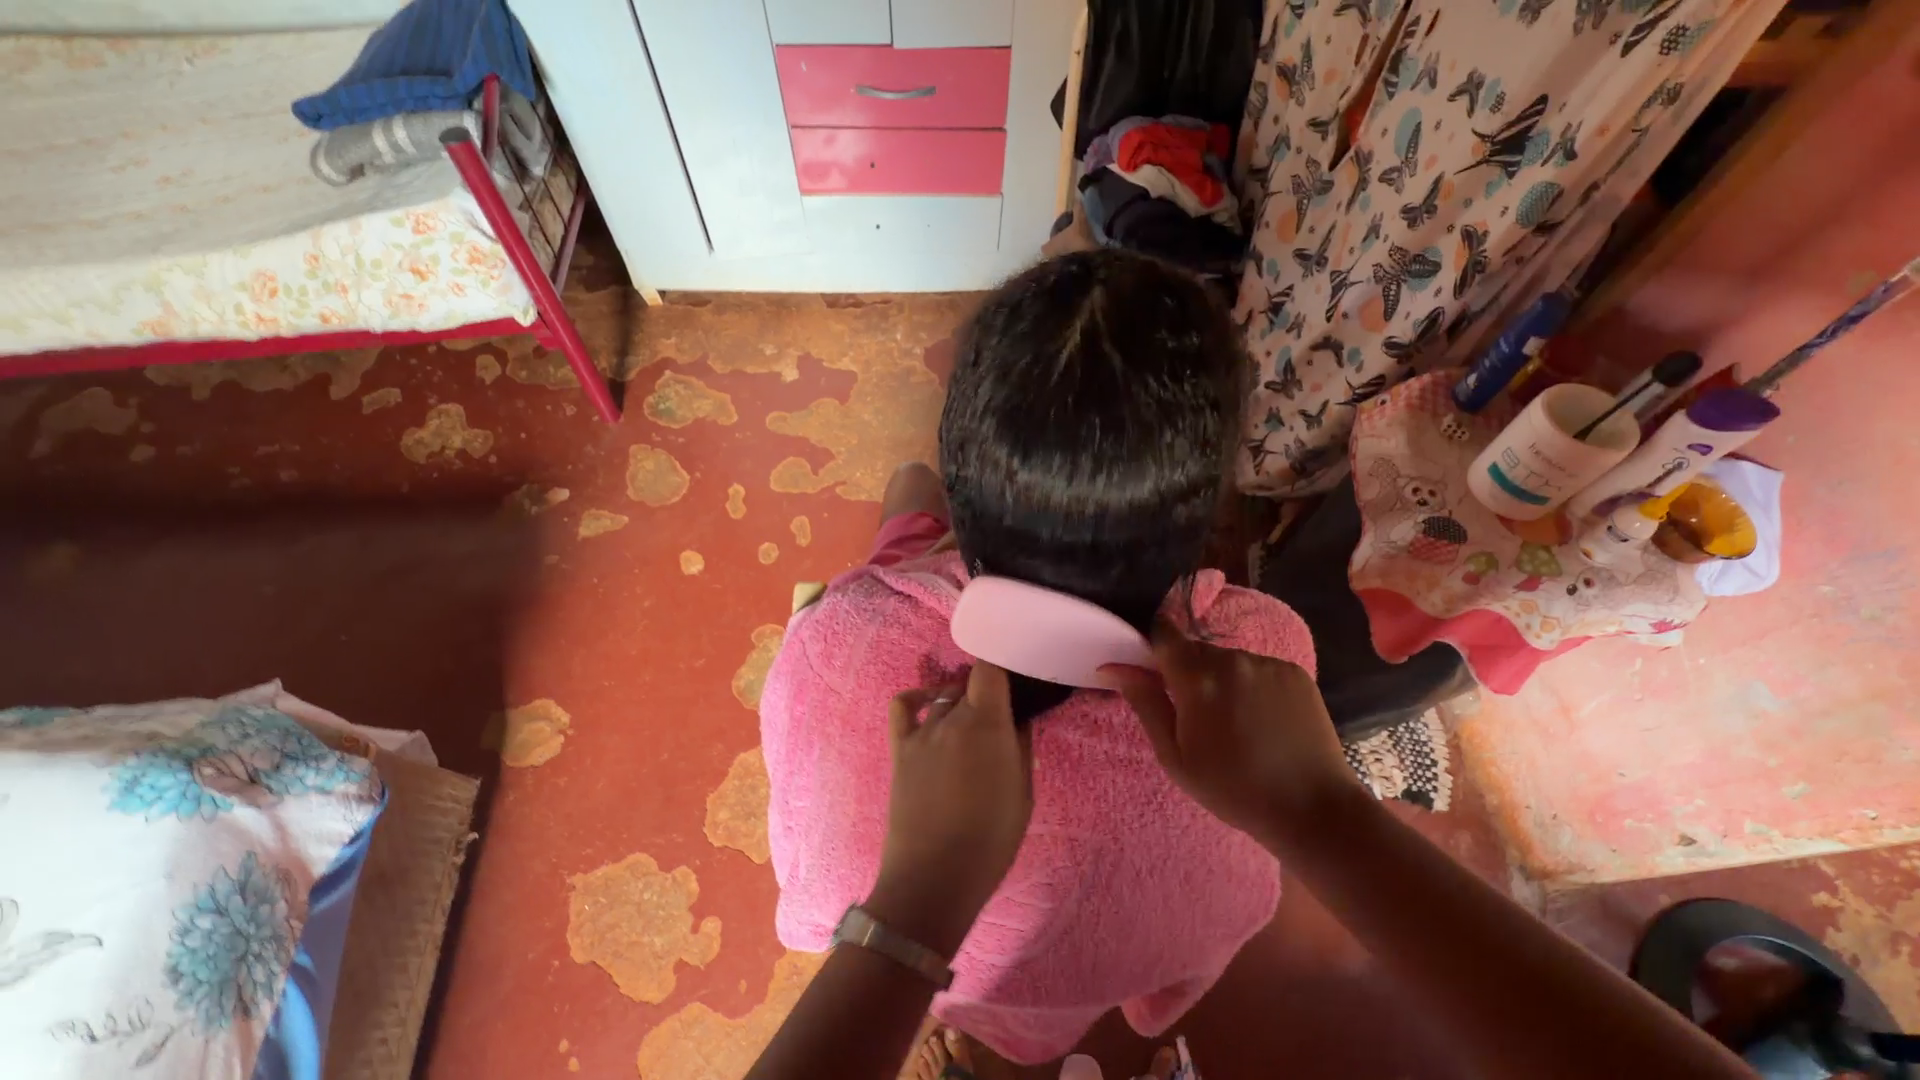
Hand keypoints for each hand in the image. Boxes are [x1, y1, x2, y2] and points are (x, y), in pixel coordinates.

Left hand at [867, 663, 1032, 955]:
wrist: (934, 876)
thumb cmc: (990, 839)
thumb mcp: (1023, 792)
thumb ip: (1019, 746)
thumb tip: (1016, 719)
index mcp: (986, 724)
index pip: (990, 668)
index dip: (1002, 666)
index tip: (1016, 678)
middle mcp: (951, 718)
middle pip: (968, 684)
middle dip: (986, 692)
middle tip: (1001, 716)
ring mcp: (921, 732)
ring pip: (943, 697)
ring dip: (959, 702)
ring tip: (972, 725)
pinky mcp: (899, 749)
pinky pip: (903, 706)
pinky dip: (917, 698)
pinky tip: (929, 708)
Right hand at [1103, 621, 1359, 848]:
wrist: (1312, 808)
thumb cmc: (1233, 789)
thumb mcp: (1174, 755)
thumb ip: (1145, 702)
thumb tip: (1112, 666)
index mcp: (1198, 677)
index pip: (1164, 634)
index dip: (1154, 648)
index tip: (1154, 675)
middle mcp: (1234, 658)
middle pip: (1197, 651)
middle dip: (1189, 674)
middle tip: (1196, 719)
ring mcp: (1269, 663)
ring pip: (1229, 662)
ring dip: (1222, 682)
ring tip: (1235, 726)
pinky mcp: (1296, 673)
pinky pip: (1259, 670)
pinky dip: (1252, 688)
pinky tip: (1263, 723)